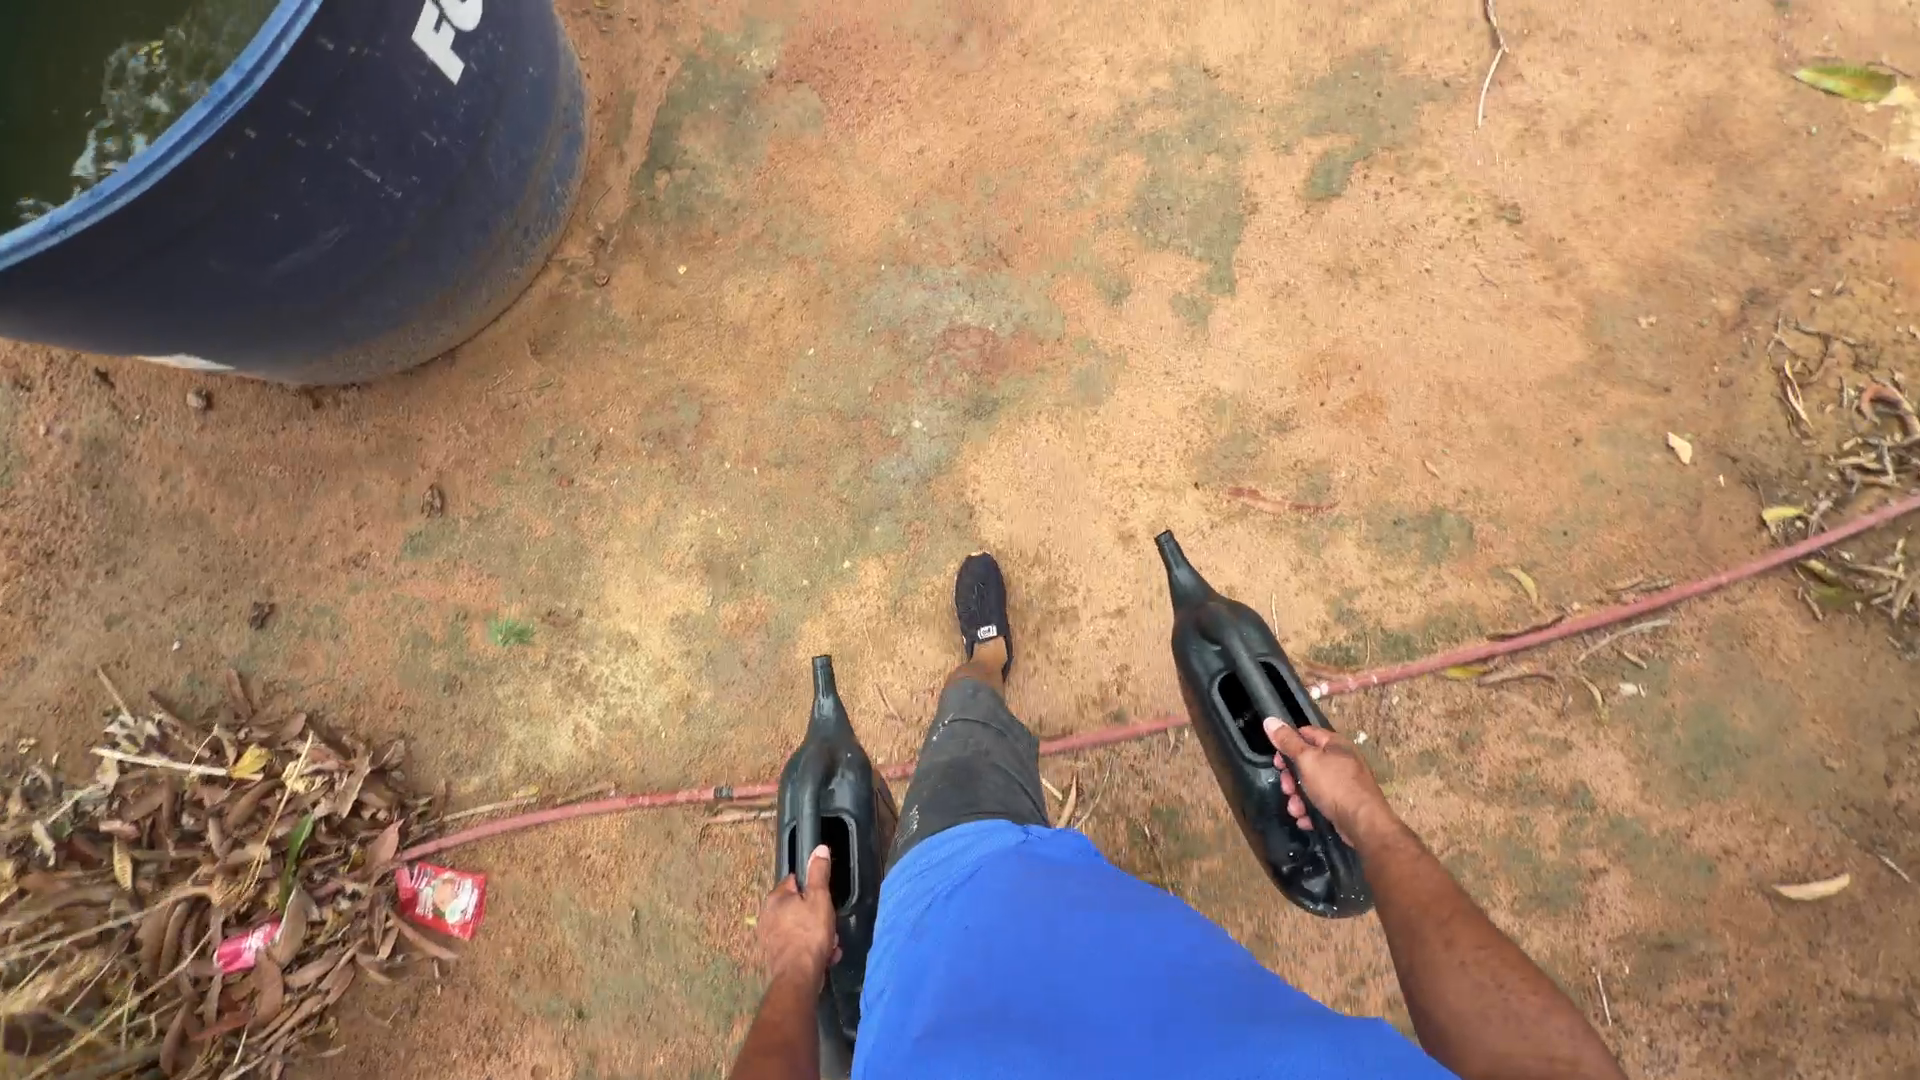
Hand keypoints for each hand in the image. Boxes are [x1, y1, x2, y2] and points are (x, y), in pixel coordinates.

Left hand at [757, 845, 838, 986]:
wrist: (798, 978)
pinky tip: (824, 958)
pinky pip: (798, 947)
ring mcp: (770, 939)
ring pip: (801, 929)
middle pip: (800, 908)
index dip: (814, 891)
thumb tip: (819, 848)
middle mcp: (767, 916)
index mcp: (775, 898)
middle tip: (830, 927)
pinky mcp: (775, 958)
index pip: (796, 882)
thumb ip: (819, 873)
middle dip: (818, 918)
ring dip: (819, 936)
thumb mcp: (819, 898)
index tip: (825, 901)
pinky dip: (811, 950)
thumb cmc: (809, 933)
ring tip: (830, 947)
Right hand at [1263, 718, 1395, 842]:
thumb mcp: (1307, 759)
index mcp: (1335, 744)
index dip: (1288, 745)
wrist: (1364, 825)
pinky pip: (1320, 802)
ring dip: (1298, 798)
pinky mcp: (1344, 804)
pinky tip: (1306, 819)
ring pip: (1310, 785)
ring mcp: (1343, 784)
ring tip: (1297, 809)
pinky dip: (1310, 810)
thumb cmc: (1335, 786)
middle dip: (1291, 778)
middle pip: (1305, 763)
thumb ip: (1287, 741)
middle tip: (1287, 788)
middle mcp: (1340, 761)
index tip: (1278, 761)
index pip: (1305, 734)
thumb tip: (1270, 720)